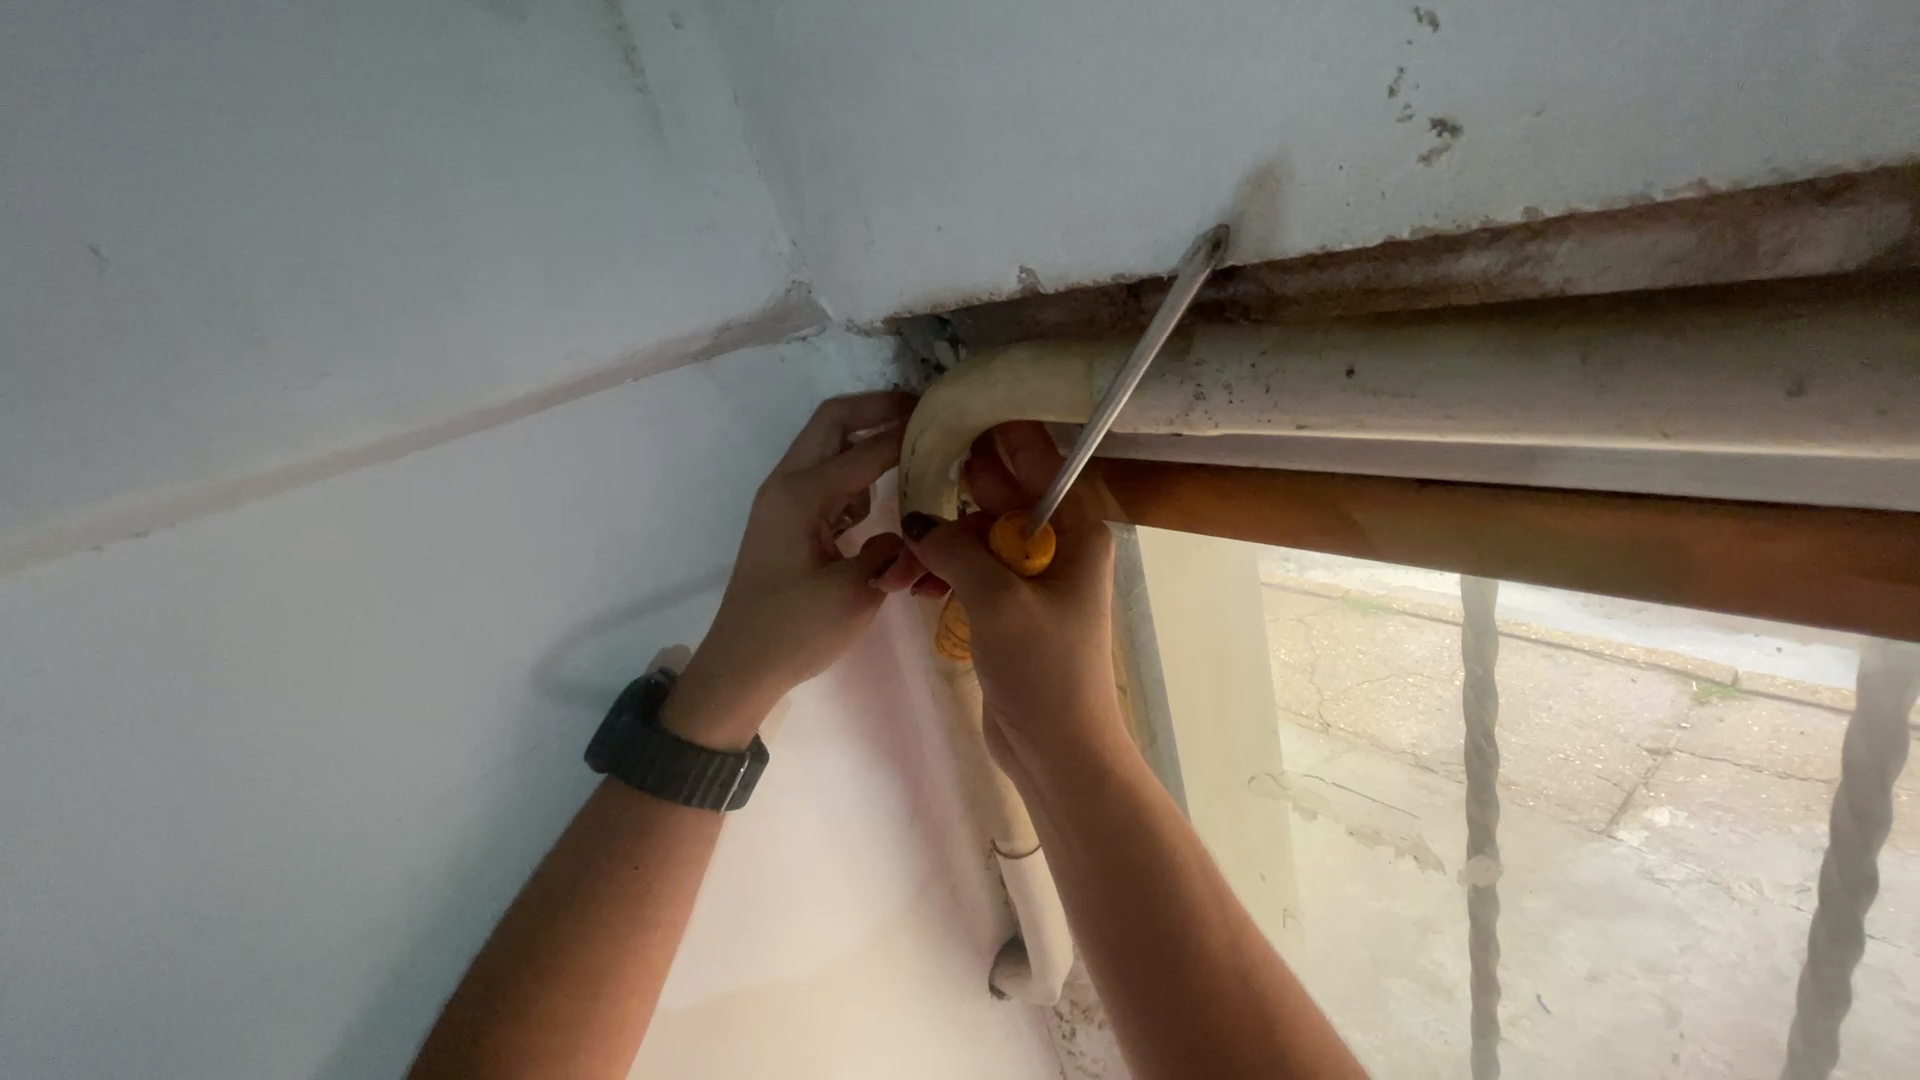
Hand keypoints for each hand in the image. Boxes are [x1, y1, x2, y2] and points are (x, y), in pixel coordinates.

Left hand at [666, 391, 926, 748]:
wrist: (740, 666)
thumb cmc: (793, 631)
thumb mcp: (855, 593)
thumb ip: (891, 551)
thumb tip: (912, 532)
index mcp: (801, 495)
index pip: (865, 450)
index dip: (907, 435)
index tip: (948, 424)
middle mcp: (787, 484)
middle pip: (833, 421)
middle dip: (877, 408)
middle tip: (924, 412)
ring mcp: (783, 501)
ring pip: (826, 445)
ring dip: (865, 437)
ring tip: (913, 446)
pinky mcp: (787, 521)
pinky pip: (825, 477)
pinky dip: (855, 471)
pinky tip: (883, 494)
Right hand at [900, 422, 1125, 775]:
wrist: (1057, 750)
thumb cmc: (1042, 670)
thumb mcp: (998, 601)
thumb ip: (956, 548)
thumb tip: (916, 519)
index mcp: (1076, 531)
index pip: (1041, 463)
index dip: (1000, 435)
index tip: (953, 411)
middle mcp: (1059, 546)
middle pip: (1006, 497)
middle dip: (957, 490)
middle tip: (908, 473)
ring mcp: (1034, 579)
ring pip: (983, 537)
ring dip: (942, 540)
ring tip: (899, 549)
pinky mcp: (1011, 608)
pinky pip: (975, 572)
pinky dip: (945, 572)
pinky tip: (910, 579)